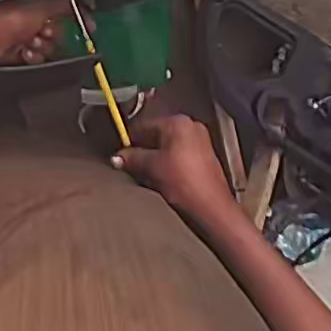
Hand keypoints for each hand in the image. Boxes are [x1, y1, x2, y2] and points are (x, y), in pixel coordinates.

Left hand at [0, 0, 71, 65]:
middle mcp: (23, 10)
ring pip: (45, 44)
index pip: (60, 2)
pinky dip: (32, 56)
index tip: (86, 24)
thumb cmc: (2, 16)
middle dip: (55, 33)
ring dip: (43, 47)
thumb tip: (77, 1)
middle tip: (48, 33)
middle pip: (54, 26)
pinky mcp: (11, 49)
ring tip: (33, 44)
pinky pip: (32, 56)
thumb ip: (64, 3)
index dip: (74, 14)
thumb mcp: (43, 5)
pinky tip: (25, 53)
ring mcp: (16, 30)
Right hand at [113, 115, 237, 221]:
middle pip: (157, 136)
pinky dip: (168, 165)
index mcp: (178, 122)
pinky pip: (179, 155)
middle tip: (132, 167)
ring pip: (168, 147)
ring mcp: (200, 141)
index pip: (145, 126)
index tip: (121, 154)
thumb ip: (132, 158)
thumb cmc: (183, 182)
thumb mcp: (152, 167)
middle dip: (144, 151)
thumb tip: (117, 157)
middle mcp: (191, 126)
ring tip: (146, 176)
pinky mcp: (204, 157)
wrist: (212, 208)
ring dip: (155, 160)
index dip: (130, 141)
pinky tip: (162, 180)